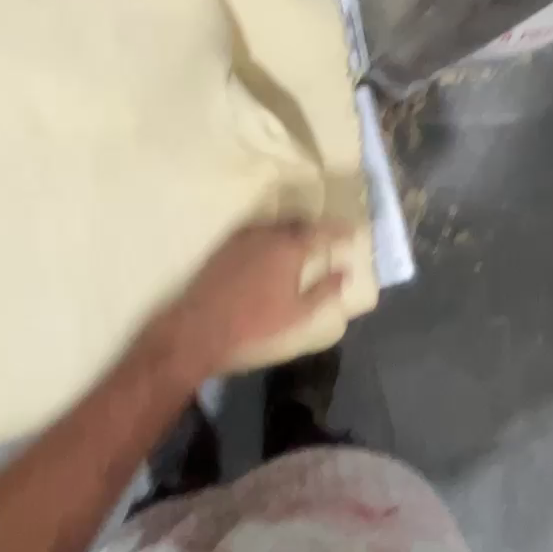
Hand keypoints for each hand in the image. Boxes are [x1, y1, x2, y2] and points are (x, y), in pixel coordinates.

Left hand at [148, 221, 349, 380]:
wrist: (199, 329)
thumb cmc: (254, 325)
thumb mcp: (298, 314)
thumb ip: (325, 290)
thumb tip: (346, 271)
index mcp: (290, 248)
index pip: (323, 231)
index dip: (340, 231)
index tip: (353, 232)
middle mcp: (268, 234)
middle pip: (299, 222)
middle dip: (316, 228)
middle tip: (328, 239)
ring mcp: (244, 237)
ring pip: (277, 225)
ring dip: (293, 231)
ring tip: (302, 245)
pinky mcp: (226, 245)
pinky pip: (258, 231)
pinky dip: (273, 236)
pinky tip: (272, 252)